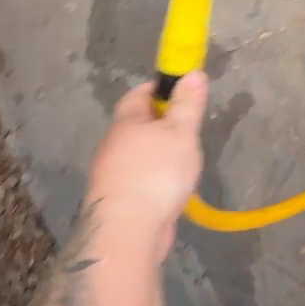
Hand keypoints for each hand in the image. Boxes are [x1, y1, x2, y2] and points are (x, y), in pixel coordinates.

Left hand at [86, 71, 208, 240]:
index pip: (137, 94)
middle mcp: (113, 146)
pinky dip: (154, 177)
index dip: (159, 88)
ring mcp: (112, 175)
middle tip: (189, 127)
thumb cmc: (156, 173)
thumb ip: (188, 103)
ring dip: (157, 153)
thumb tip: (192, 73)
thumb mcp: (181, 132)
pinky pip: (138, 178)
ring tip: (185, 160)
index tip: (181, 91)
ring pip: (137, 153)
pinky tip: (171, 188)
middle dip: (161, 123)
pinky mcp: (117, 201)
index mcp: (126, 123)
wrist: (127, 232)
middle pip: (137, 124)